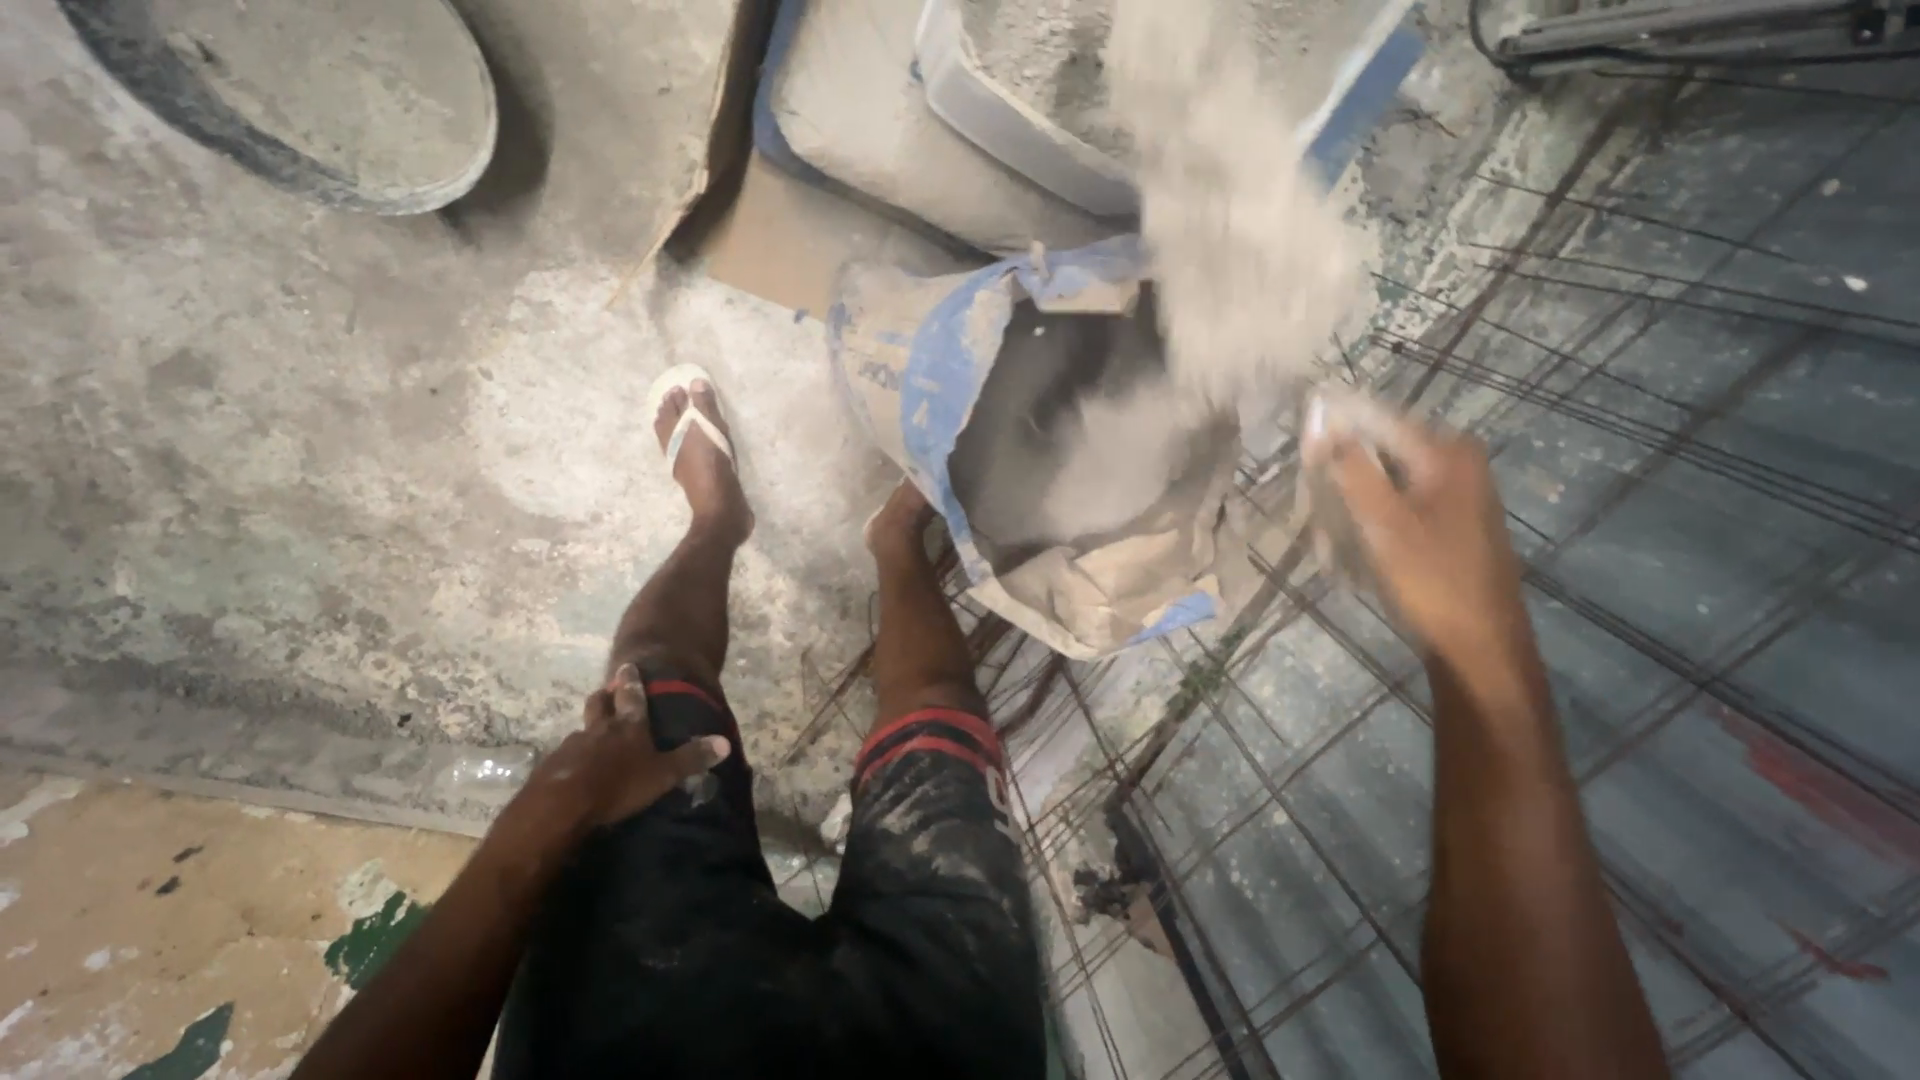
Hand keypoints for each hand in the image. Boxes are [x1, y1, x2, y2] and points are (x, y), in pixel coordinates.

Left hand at [500, 664, 731, 844]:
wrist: (562, 805)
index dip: (632, 680)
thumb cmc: (619, 784)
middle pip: (599, 704)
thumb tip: (725, 743)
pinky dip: (573, 756)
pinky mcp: (552, 767)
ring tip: (594, 735)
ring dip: (589, 728)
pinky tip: (576, 769)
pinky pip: (566, 755)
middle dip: (605, 695)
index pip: (632, 696)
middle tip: (607, 690)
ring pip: (581, 730)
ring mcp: (571, 746)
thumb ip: (691, 758)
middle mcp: (599, 729)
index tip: (628, 665)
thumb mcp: (663, 774)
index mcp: (628, 726)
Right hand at [1304, 404, 1531, 672]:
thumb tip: (1323, 424)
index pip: (1376, 420)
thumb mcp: (1384, 523)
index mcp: (1448, 452)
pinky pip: (1396, 503)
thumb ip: (1353, 468)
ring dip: (1349, 503)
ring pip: (1383, 480)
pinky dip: (1369, 519)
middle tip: (1310, 509)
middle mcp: (1456, 461)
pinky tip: (1348, 548)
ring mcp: (1455, 491)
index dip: (1332, 431)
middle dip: (1339, 476)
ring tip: (1325, 539)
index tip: (1299, 453)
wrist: (1480, 644)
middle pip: (1379, 450)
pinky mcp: (1448, 519)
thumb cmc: (1432, 581)